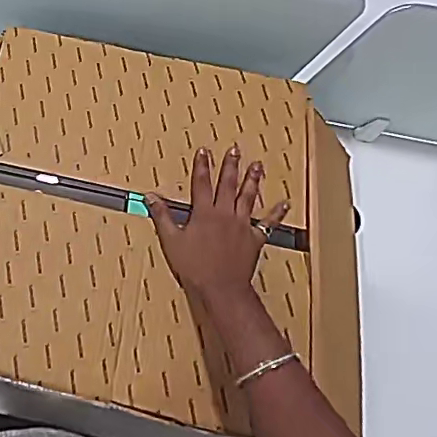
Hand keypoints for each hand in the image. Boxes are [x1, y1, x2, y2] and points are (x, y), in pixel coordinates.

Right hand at [145, 145, 288, 306]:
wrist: (220, 287)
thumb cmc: (195, 267)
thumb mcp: (172, 241)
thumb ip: (162, 217)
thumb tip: (151, 197)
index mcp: (204, 213)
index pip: (201, 184)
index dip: (202, 166)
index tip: (204, 151)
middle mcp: (225, 214)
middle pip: (228, 184)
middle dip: (230, 165)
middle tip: (235, 149)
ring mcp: (242, 225)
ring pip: (248, 197)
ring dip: (252, 180)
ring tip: (257, 165)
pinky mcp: (254, 239)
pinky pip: (268, 223)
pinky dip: (277, 213)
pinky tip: (284, 203)